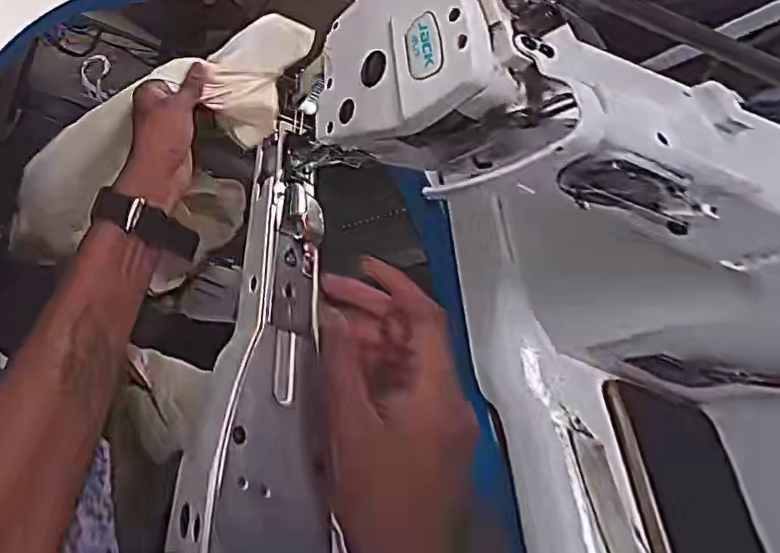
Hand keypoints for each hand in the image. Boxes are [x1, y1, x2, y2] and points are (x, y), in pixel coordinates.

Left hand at [114, 63, 207, 211]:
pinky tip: (215, 117)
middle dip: (199, 92)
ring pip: (191, 108)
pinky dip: (205, 120)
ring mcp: (169, 123)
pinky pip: (196, 122)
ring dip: (204, 107)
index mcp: (149, 93)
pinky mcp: (180, 137)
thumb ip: (191, 85)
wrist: (162, 176)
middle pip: (183, 92)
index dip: (191, 74)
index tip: (207, 72)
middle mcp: (157, 107)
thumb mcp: (179, 105)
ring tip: (217, 102)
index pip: (174, 76)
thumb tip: (198, 69)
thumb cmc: (157, 143)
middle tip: (215, 87)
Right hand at [322, 258, 477, 552]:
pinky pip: (403, 382)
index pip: (424, 316)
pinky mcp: (428, 434)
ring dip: (369, 337)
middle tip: (335, 293)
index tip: (370, 267)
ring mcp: (439, 419)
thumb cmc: (388, 512)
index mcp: (437, 393)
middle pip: (412, 334)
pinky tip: (346, 364)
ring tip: (332, 326)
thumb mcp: (351, 425)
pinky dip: (374, 366)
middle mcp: (446, 402)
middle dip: (371, 309)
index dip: (395, 283)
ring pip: (405, 357)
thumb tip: (334, 321)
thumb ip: (341, 363)